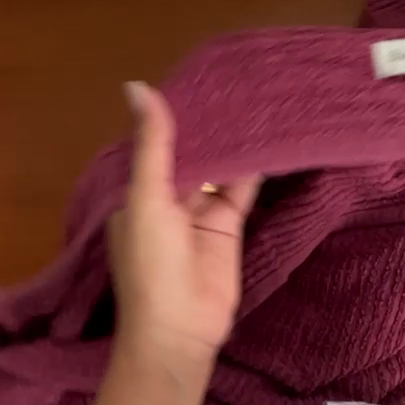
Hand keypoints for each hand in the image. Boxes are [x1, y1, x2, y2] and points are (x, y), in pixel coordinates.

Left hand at [108, 81, 260, 367]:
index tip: (195, 77)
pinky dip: (252, 167)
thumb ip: (151, 146)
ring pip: (217, 169)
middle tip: (232, 79)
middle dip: (206, 126)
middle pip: (189, 154)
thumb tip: (137, 86)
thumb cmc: (151, 263)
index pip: (155, 145)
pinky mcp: (229, 226)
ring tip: (254, 97)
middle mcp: (168, 200)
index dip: (173, 116)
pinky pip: (240, 190)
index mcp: (137, 193)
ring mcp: (200, 214)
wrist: (180, 327)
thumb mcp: (145, 198)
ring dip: (231, 143)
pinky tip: (267, 136)